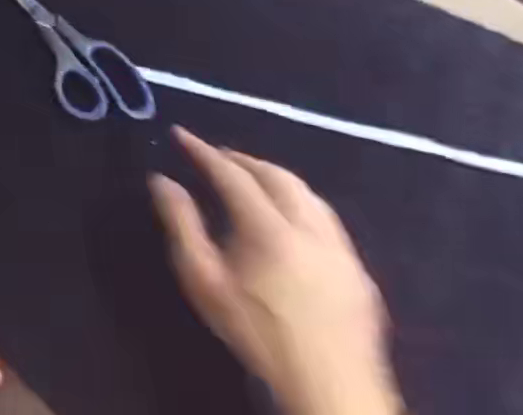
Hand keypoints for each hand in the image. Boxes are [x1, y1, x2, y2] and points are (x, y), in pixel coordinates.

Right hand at [151, 128, 400, 414]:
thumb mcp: (202, 278)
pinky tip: (284, 216)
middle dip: (243, 159)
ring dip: (274, 177)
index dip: (204, 151)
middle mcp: (313, 233)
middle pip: (280, 177)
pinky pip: (328, 221)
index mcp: (272, 231)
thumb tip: (162, 180)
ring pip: (311, 196)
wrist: (331, 391)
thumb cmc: (255, 331)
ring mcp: (343, 253)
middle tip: (212, 153)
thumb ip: (181, 224)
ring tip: (247, 176)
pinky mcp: (360, 274)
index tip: (179, 134)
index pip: (234, 175)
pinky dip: (299, 202)